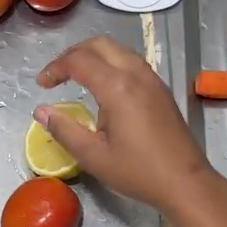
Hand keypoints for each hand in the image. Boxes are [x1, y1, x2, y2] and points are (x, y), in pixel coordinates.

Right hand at [35, 37, 219, 211]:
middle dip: (73, 54)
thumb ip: (64, 130)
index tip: (42, 84)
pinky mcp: (161, 90)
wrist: (185, 182)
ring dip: (94, 56)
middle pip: (99, 44)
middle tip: (57, 74)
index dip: (55, 68)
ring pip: (118, 50)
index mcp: (117, 87)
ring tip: (77, 77)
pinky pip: (132, 63)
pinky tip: (104, 88)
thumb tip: (41, 111)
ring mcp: (152, 80)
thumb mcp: (93, 156)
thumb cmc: (138, 172)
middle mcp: (136, 74)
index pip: (78, 60)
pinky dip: (111, 64)